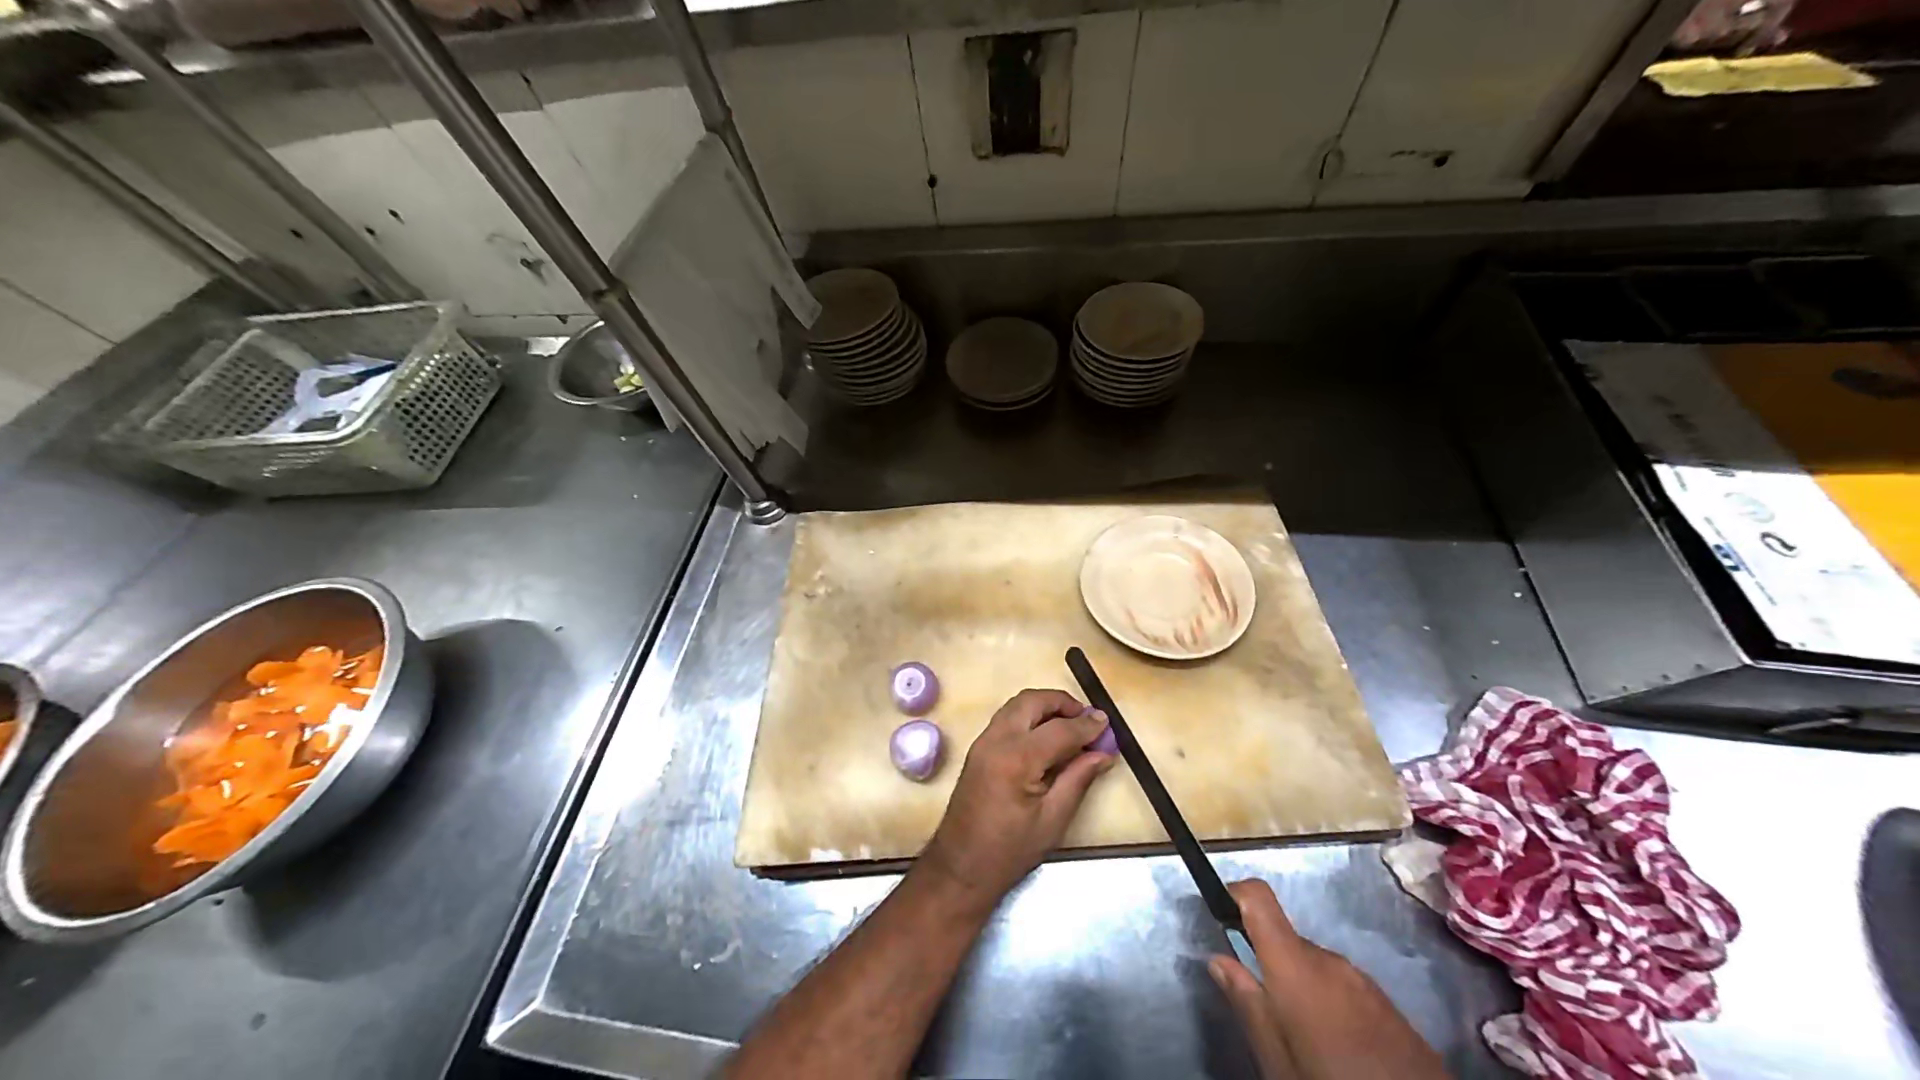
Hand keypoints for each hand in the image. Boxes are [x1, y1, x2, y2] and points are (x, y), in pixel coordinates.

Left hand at [917, 689, 1115, 908]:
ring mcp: (983, 742)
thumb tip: (1104, 752)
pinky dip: (1029, 716)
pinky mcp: (978, 749)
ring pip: (1017, 705)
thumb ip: (1078, 779)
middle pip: (1032, 701)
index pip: (1060, 729)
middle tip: (1087, 720)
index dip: (1087, 725)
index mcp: (1016, 759)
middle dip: (1062, 703)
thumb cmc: (1009, 851)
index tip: (1108, 724)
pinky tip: (1047, 736)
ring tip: (1071, 726)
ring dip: (1045, 706)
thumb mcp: (1053, 819)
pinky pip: (1007, 718)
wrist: (960, 868)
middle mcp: (996, 740)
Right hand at [1210, 880, 1449, 1079]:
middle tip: (1263, 1012)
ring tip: (1302, 1039)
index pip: (1260, 898)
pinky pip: (1343, 989)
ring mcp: (1364, 982)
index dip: (1236, 894)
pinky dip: (1329, 1005)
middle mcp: (1330, 961)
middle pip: (1285, 941)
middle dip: (1268, 965)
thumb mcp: (1278, 1061)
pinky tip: (1336, 1049)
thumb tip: (1219, 960)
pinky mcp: (1389, 1006)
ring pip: (1314, 967)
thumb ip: (1247, 1005)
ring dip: (1300, 989)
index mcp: (1296, 966)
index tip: (1219, 913)